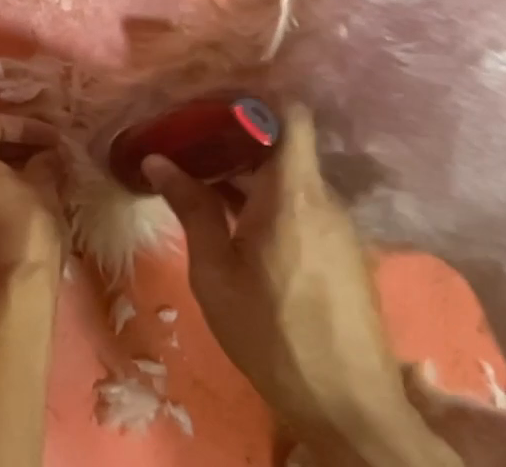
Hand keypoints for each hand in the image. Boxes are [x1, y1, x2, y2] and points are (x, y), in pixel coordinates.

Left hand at [0, 114, 63, 281]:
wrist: (14, 282)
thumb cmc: (27, 223)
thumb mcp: (43, 184)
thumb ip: (45, 159)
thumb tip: (51, 153)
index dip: (28, 126)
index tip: (56, 136)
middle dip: (21, 143)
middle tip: (53, 148)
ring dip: (14, 163)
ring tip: (49, 166)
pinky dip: (4, 182)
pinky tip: (34, 187)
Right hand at [145, 103, 457, 465]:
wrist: (349, 406)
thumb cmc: (271, 334)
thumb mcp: (214, 273)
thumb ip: (191, 209)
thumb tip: (157, 161)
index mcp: (294, 195)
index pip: (289, 116)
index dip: (253, 98)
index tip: (206, 100)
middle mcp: (324, 200)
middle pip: (280, 147)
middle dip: (231, 139)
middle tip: (181, 142)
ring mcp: (339, 227)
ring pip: (288, 178)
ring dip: (245, 173)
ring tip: (196, 178)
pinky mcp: (343, 252)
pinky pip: (300, 206)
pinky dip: (265, 200)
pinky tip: (230, 218)